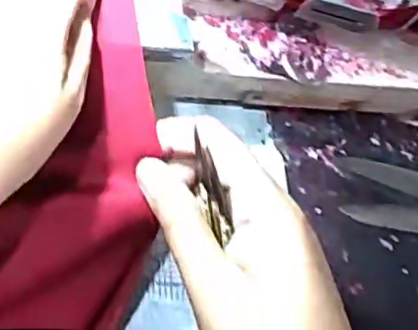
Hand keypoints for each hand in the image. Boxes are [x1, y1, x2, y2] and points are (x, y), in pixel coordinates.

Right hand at [136, 117, 349, 329]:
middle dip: (179, 162)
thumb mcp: (213, 285)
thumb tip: (145, 166)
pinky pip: (240, 216)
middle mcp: (279, 205)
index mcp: (268, 200)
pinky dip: (209, 214)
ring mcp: (283, 232)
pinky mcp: (281, 258)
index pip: (217, 137)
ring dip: (191, 190)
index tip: (134, 148)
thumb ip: (179, 221)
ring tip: (152, 203)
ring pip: (230, 191)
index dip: (175, 133)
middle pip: (223, 160)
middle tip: (136, 182)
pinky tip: (186, 231)